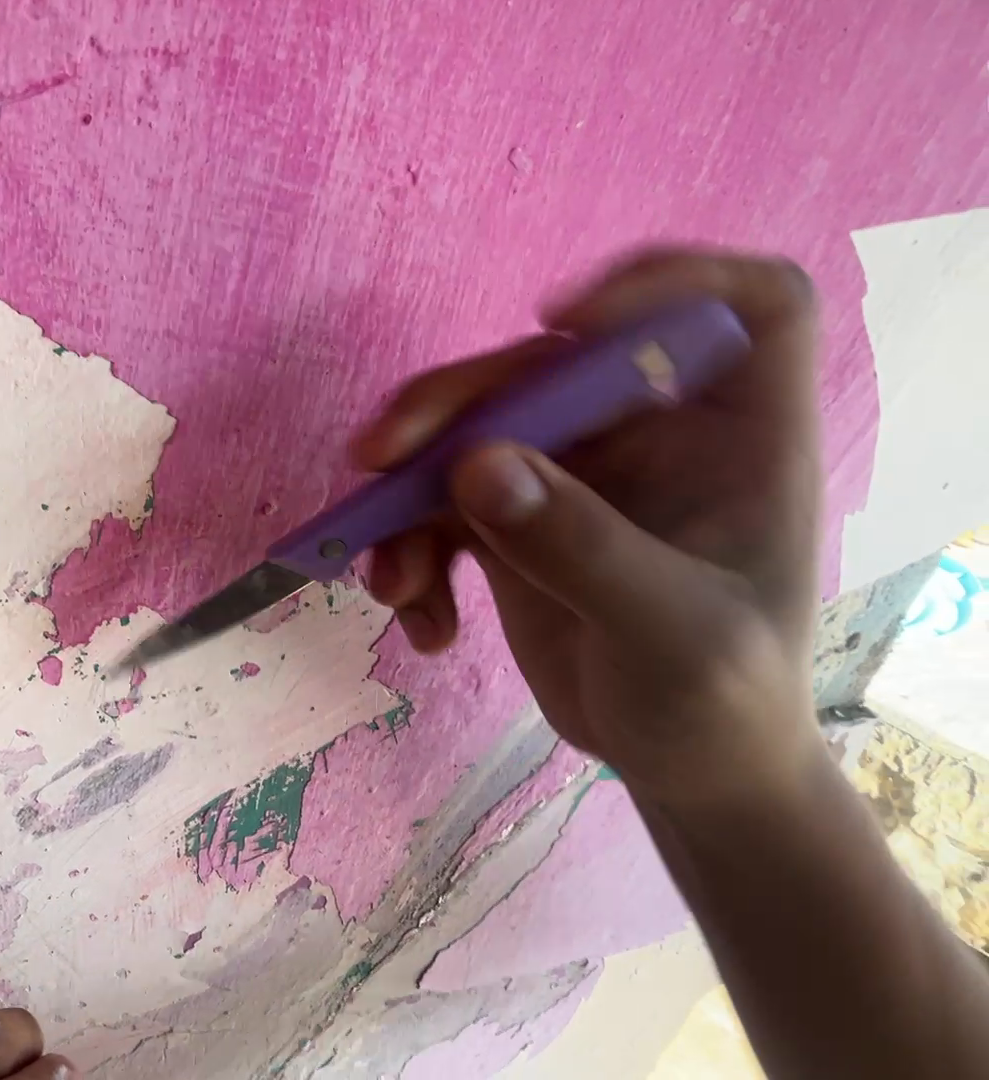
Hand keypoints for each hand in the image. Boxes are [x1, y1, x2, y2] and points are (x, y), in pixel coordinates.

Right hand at [357, 249, 826, 809]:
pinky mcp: (507, 522)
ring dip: (404, 509)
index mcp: (732, 441)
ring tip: (393, 589)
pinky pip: (434, 512)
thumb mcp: (669, 636)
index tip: (560, 321)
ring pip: (461, 443)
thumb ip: (579, 547)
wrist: (674, 762)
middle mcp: (644, 441)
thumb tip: (472, 467)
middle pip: (538, 372)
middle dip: (446, 411)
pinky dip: (410, 562)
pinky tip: (422, 625)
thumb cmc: (718, 703)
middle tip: (375, 460)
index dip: (661, 287)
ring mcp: (565, 479)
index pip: (741, 308)